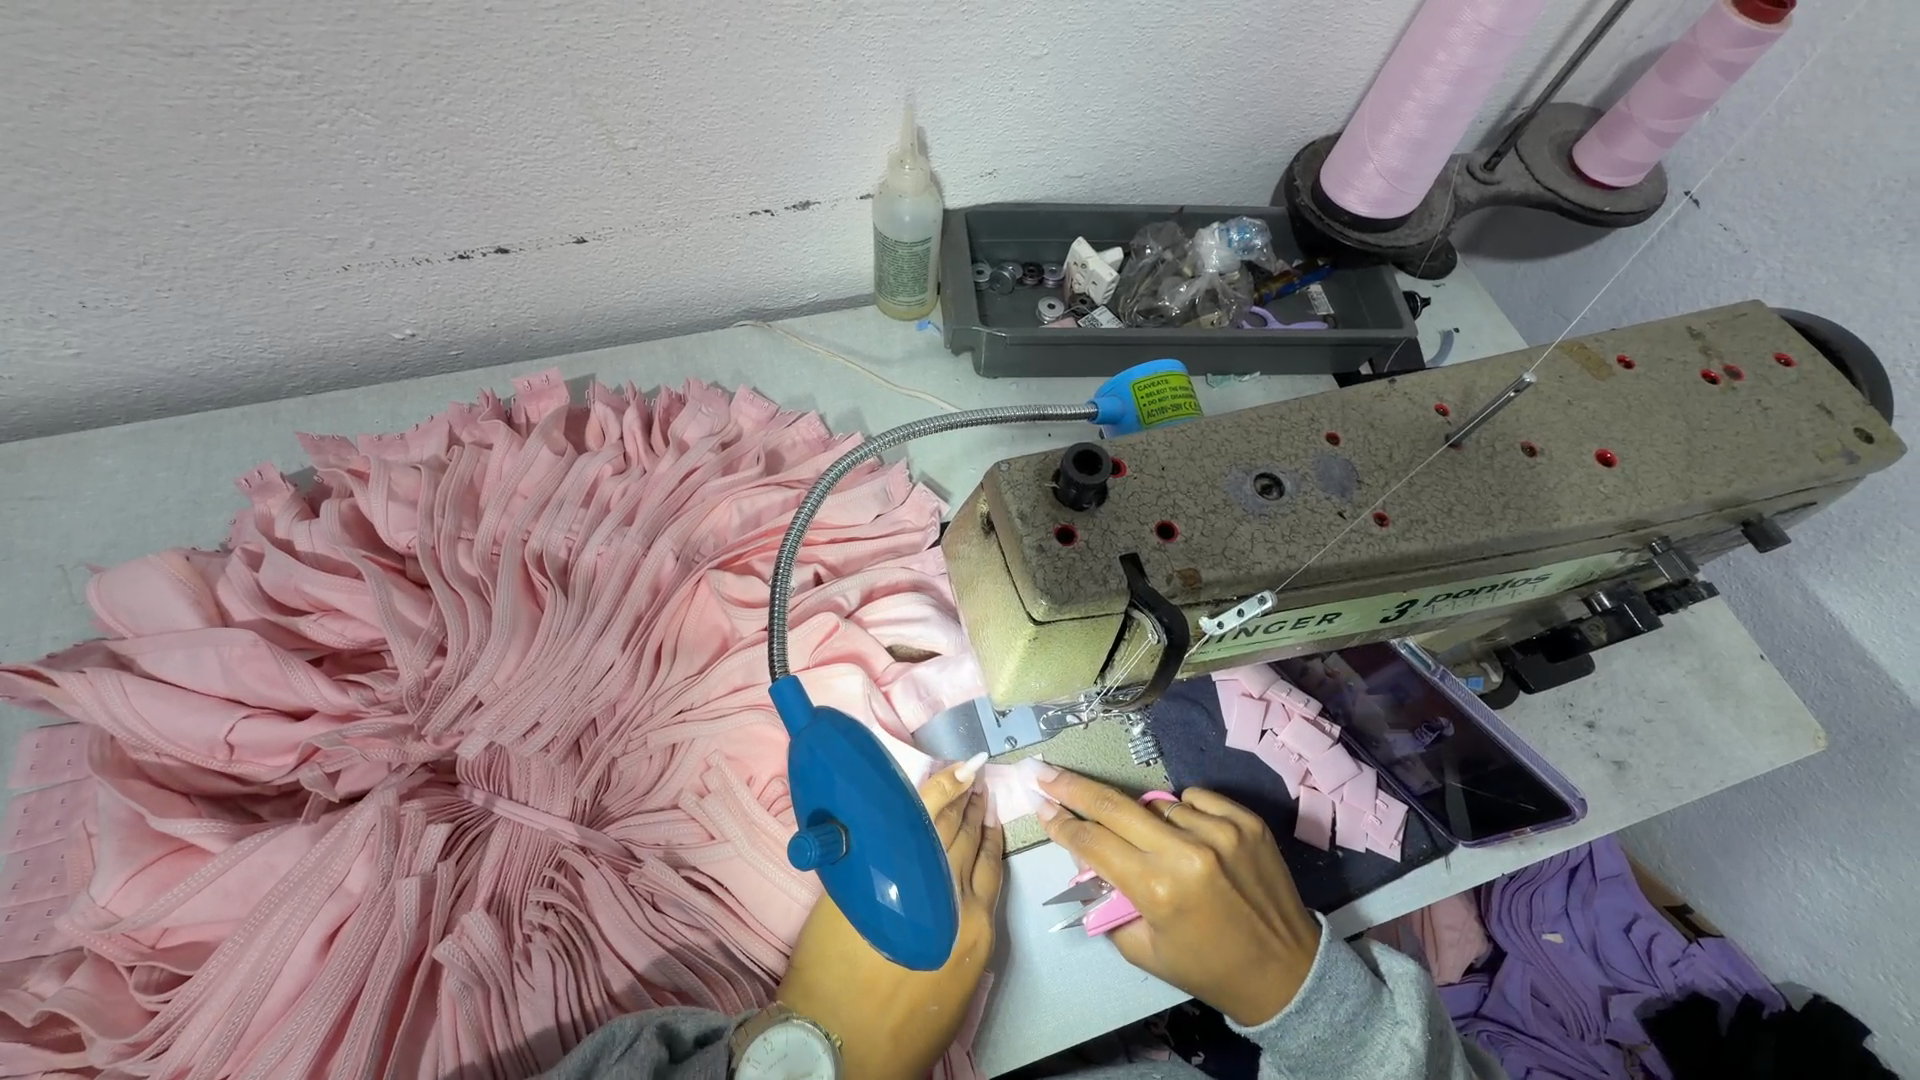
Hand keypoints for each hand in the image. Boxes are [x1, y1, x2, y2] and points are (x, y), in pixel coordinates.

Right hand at [776, 756, 1004, 1079]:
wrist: (846, 1045)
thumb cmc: (828, 969)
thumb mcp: (843, 899)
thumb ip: (874, 857)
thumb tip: (892, 826)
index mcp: (901, 876)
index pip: (931, 819)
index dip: (948, 787)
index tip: (964, 765)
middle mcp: (941, 895)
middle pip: (959, 836)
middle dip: (968, 803)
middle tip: (976, 779)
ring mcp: (966, 924)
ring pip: (982, 862)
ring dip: (984, 829)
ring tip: (986, 803)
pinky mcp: (979, 950)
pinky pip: (990, 892)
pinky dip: (991, 863)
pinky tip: (991, 849)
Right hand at [1036, 767, 1319, 1026]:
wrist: (1286, 972)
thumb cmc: (1207, 966)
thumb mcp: (1145, 948)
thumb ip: (1110, 901)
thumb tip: (1088, 859)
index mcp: (1158, 889)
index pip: (1093, 842)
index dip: (1061, 822)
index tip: (1039, 802)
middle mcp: (1186, 853)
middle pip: (1113, 805)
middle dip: (1072, 787)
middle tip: (1044, 770)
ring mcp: (1220, 831)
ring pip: (1156, 804)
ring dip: (1144, 818)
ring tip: (1160, 849)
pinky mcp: (1246, 821)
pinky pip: (1194, 798)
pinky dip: (1183, 812)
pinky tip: (1190, 836)